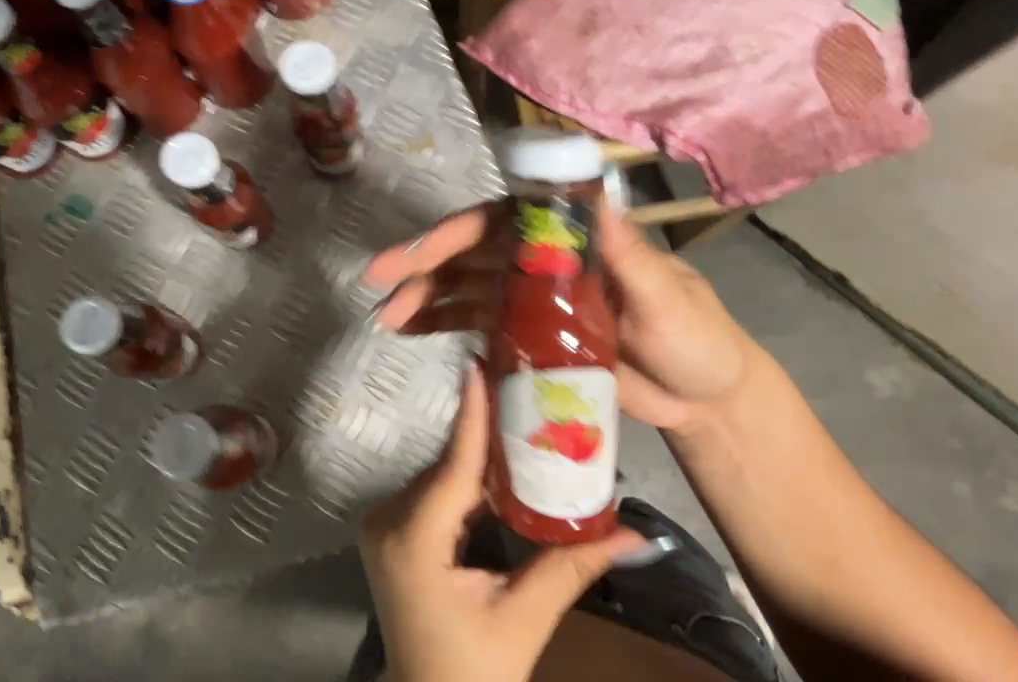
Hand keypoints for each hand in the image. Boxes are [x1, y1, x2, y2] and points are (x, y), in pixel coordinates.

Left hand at [360, 368, 647, 681]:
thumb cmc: (475, 668)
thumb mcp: (524, 617)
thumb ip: (570, 566)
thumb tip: (635, 536)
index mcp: (413, 539)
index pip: (451, 466)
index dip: (470, 415)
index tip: (478, 366)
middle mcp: (387, 521)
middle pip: (446, 469)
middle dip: (486, 438)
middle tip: (525, 397)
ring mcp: (382, 526)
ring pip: (439, 479)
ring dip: (477, 462)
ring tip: (520, 426)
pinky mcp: (390, 534)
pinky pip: (432, 496)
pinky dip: (464, 486)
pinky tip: (496, 472)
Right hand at [362, 202, 758, 434]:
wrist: (708, 402)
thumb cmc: (697, 337)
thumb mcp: (667, 294)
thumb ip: (626, 253)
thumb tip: (594, 192)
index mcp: (571, 241)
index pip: (502, 226)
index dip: (455, 233)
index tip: (416, 251)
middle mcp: (542, 264)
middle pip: (471, 256)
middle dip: (422, 267)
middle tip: (377, 283)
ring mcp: (532, 304)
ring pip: (465, 291)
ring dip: (424, 299)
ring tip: (387, 320)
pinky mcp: (529, 341)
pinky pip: (477, 328)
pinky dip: (443, 327)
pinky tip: (412, 335)